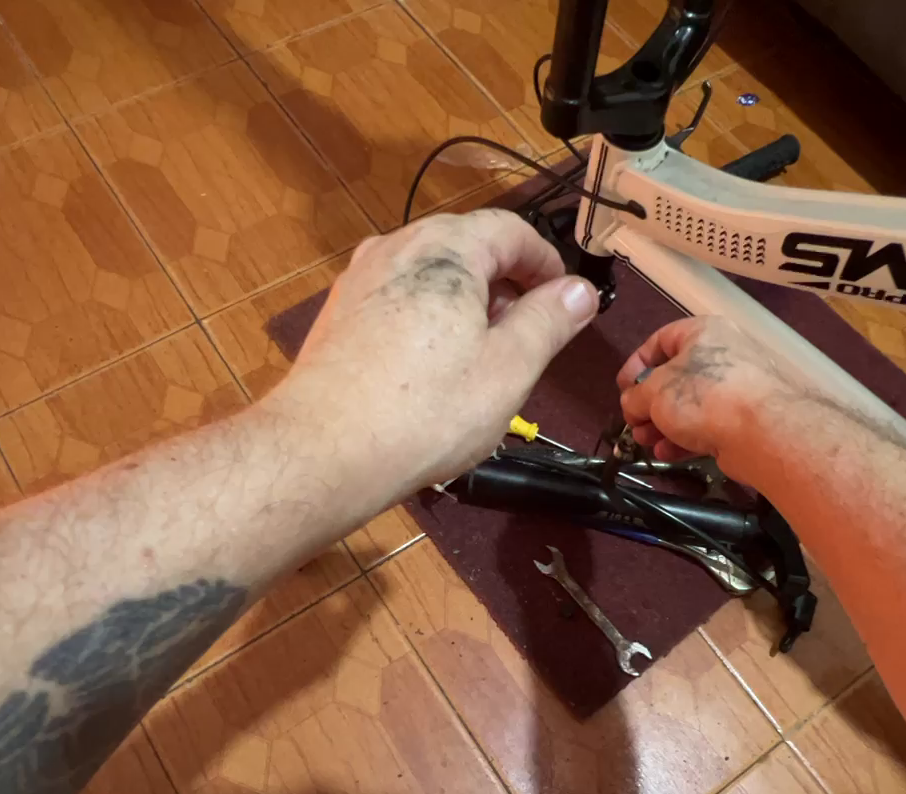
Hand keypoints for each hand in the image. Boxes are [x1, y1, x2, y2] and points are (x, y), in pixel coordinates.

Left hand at [265, 210, 597, 504]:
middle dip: (506, 285)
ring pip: (430, 276)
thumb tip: (579, 291)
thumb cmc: (428, 410)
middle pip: (467, 248)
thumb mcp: (509, 368)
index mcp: (445, 247)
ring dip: (467, 304)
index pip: (511, 230)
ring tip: (482, 356)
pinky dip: (429, 319)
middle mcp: (396, 246)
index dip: (546, 262)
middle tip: (528, 335)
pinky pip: (398, 300)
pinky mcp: (339, 315)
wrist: (326, 451)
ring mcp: (359, 279)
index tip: (565, 300)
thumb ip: (549, 320)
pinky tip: (431, 369)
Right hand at [616, 316, 802, 462]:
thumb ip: (634, 396)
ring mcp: (733, 390)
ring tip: (646, 441)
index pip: (660, 340)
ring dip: (661, 425)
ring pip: (687, 406)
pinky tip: (666, 453)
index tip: (622, 388)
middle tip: (633, 422)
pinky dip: (682, 438)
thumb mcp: (654, 391)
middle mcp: (720, 356)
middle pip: (672, 378)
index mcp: (702, 333)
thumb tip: (631, 404)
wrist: (760, 432)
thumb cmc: (702, 397)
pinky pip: (703, 426)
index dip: (635, 364)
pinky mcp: (739, 420)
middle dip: (647, 404)